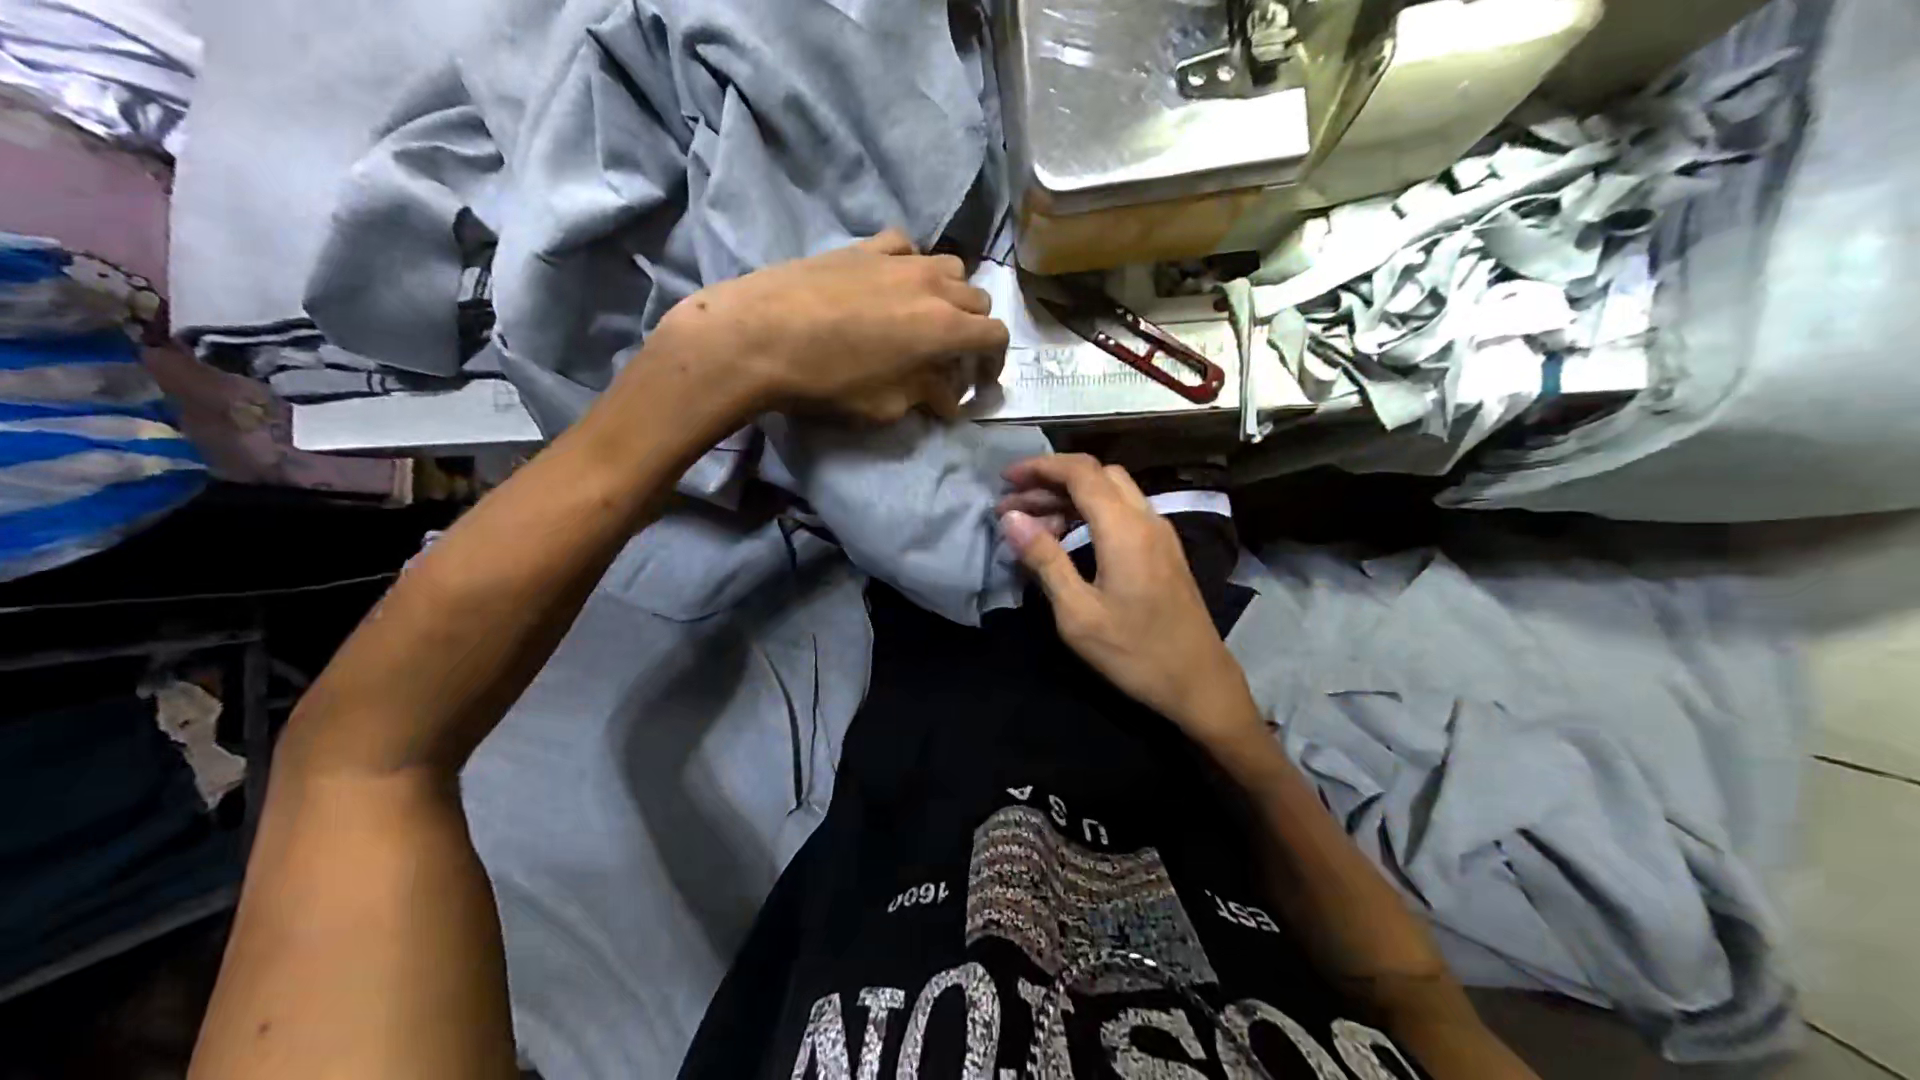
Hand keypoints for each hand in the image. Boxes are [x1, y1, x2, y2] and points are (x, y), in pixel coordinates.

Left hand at [651, 229, 1008, 422]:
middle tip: (951, 355)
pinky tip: (893, 282)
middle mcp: (932, 285)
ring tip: (926, 315)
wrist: (759, 336)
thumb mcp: (885, 405)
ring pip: (949, 267)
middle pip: (977, 299)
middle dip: (973, 329)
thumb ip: (925, 396)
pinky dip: (912, 264)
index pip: (995, 335)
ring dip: (949, 293)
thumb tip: (946, 400)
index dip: (995, 361)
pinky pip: (906, 246)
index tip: (979, 381)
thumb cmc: (827, 380)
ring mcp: (898, 260)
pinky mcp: (864, 247)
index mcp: (944, 327)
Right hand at [997, 454, 1263, 743]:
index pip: (1080, 472)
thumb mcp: (1078, 613)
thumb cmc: (1134, 652)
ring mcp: (1160, 533)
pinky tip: (1068, 537)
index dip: (1040, 467)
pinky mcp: (1164, 550)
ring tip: (1032, 523)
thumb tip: (1012, 519)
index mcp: (1124, 529)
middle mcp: (1146, 519)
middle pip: (1097, 474)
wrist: (1199, 681)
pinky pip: (1124, 512)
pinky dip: (1091, 512)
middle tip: (1013, 504)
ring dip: (1070, 497)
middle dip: (1051, 480)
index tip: (1006, 480)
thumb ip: (1045, 560)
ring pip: (1112, 492)